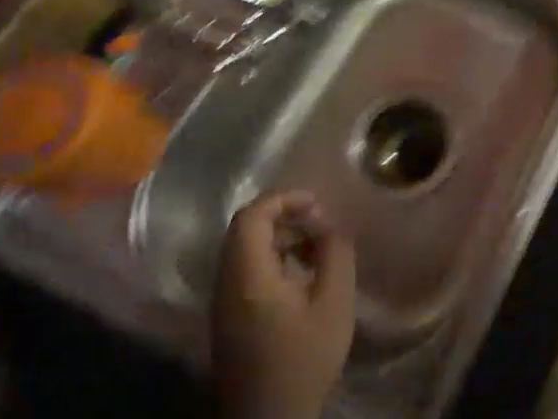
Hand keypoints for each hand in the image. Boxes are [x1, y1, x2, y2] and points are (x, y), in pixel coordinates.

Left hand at [212, 191, 355, 418]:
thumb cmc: (304, 358)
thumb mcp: (334, 302)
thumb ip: (335, 254)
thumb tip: (328, 224)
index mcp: (247, 276)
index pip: (250, 217)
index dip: (283, 199)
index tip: (317, 203)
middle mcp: (225, 285)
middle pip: (244, 231)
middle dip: (284, 216)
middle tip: (320, 222)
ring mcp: (222, 304)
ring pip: (244, 252)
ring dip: (280, 239)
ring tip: (318, 249)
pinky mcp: (228, 320)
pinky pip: (245, 272)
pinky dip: (273, 260)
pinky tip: (302, 277)